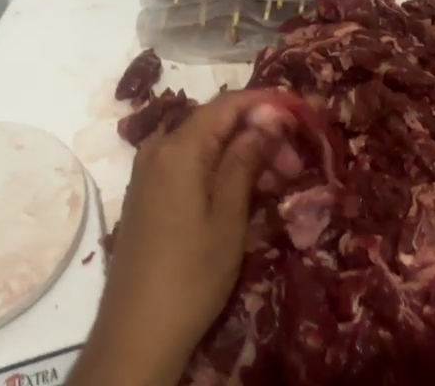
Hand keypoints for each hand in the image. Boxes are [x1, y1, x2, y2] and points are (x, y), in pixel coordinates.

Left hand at [71, 91, 302, 385]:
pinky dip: (216, 168)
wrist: (136, 332)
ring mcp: (147, 172)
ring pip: (201, 145)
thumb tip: (267, 117)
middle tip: (293, 164)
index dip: (264, 103)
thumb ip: (245, 159)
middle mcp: (157, 149)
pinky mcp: (146, 195)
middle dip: (256, 133)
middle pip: (213, 123)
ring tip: (275, 181)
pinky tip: (240, 192)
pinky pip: (186, 165)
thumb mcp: (229, 216)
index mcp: (178, 147)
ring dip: (239, 153)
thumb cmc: (191, 273)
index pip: (226, 104)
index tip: (298, 115)